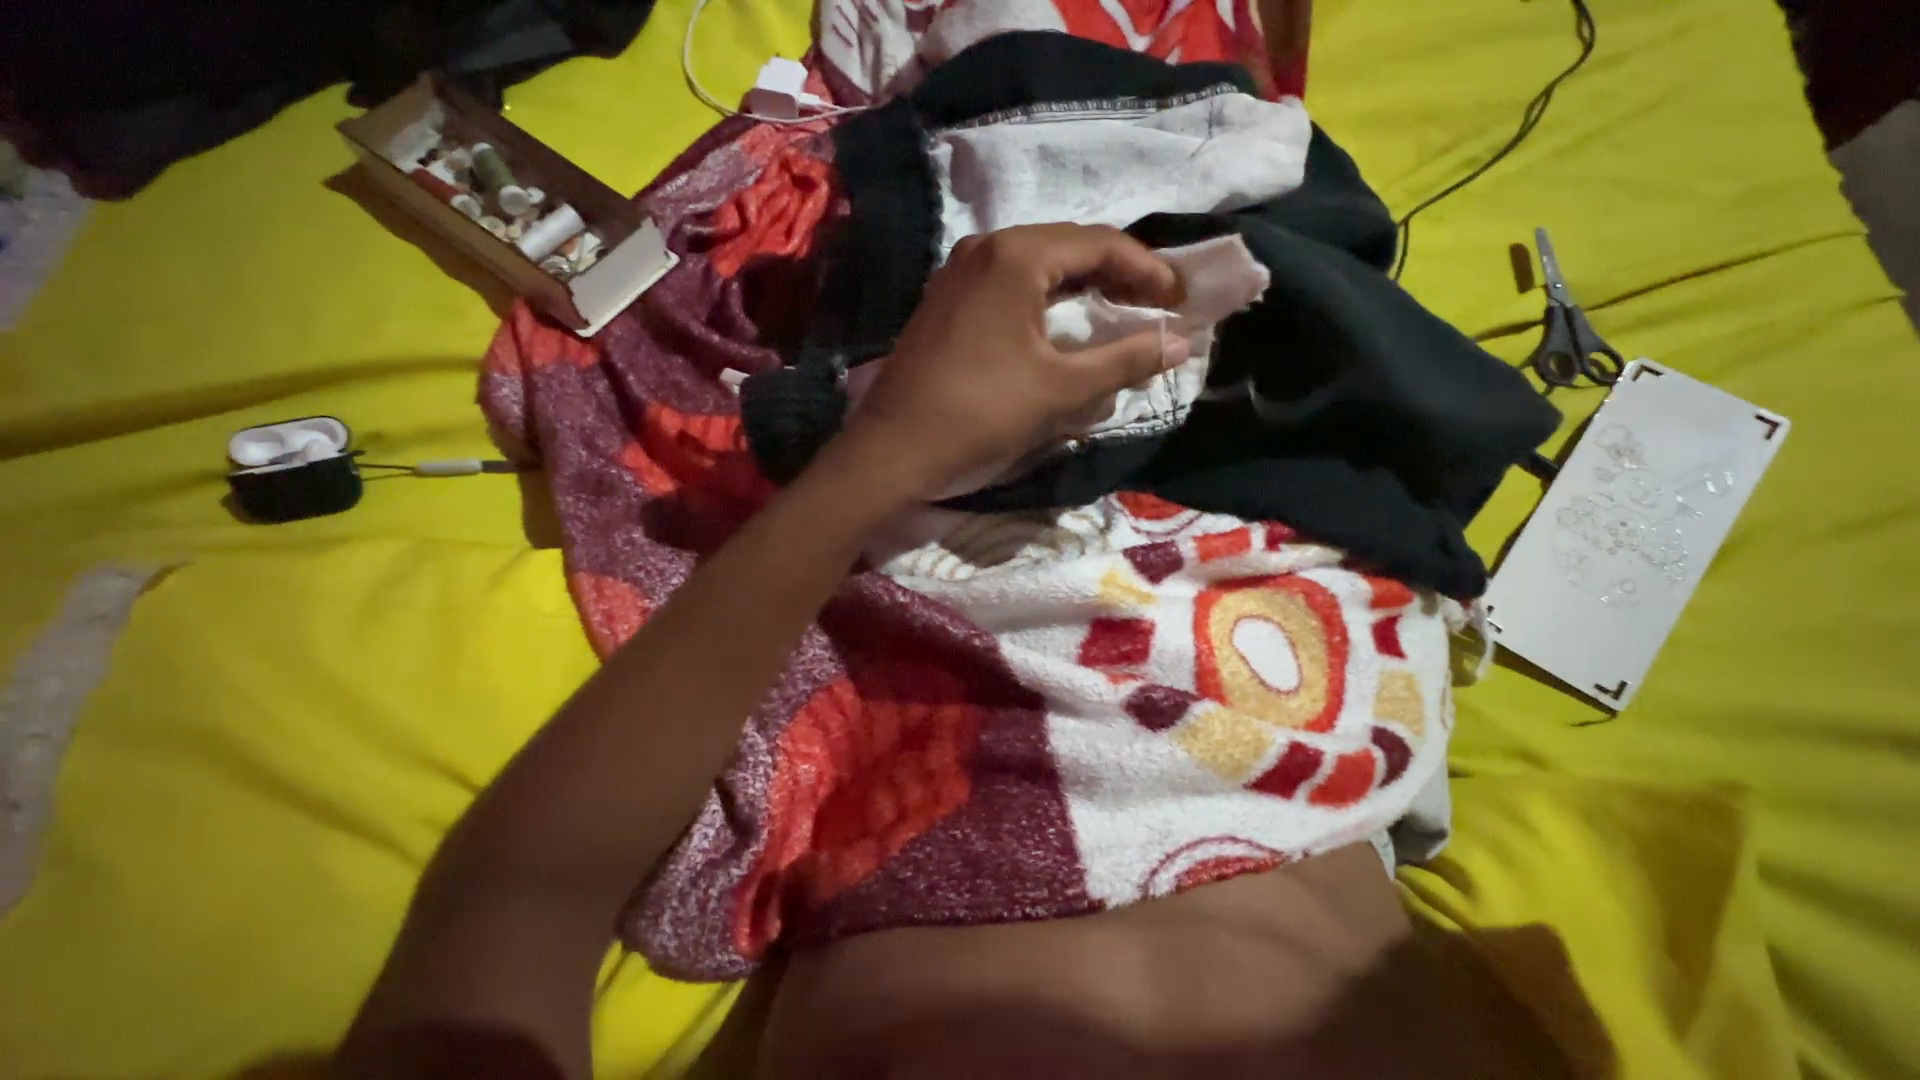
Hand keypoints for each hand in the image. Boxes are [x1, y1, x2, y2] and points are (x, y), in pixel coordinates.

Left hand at [826, 223, 1189, 501]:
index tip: (1181, 300)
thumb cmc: (980, 413)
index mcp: (1016, 255)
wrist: (893, 450)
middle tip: (1156, 305)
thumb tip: (1181, 342)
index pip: (1101, 243)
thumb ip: (1125, 359)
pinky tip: (1064, 328)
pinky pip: (1010, 285)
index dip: (1149, 269)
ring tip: (1119, 314)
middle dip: (1118, 275)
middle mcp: (985, 247)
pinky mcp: (946, 301)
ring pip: (1038, 266)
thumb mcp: (1062, 389)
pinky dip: (1047, 300)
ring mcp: (958, 272)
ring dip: (1082, 287)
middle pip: (1069, 247)